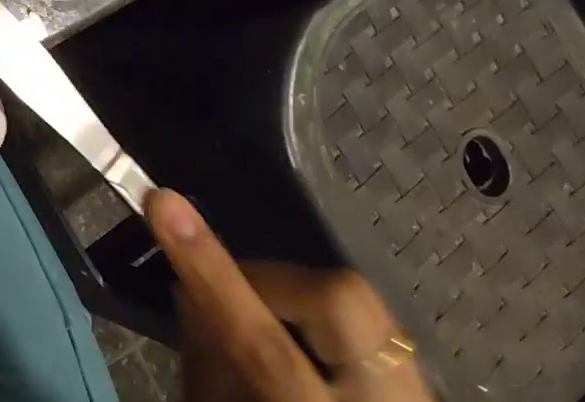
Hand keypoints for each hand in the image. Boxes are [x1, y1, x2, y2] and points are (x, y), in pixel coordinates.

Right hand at [146, 190, 433, 401]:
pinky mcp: (422, 390)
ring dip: (297, 298)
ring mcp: (415, 397)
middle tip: (231, 292)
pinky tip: (302, 349)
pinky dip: (324, 323)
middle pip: (342, 305)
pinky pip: (374, 331)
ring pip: (363, 308)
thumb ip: (206, 364)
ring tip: (263, 324)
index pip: (260, 342)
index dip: (208, 268)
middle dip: (274, 277)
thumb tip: (189, 288)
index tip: (162, 202)